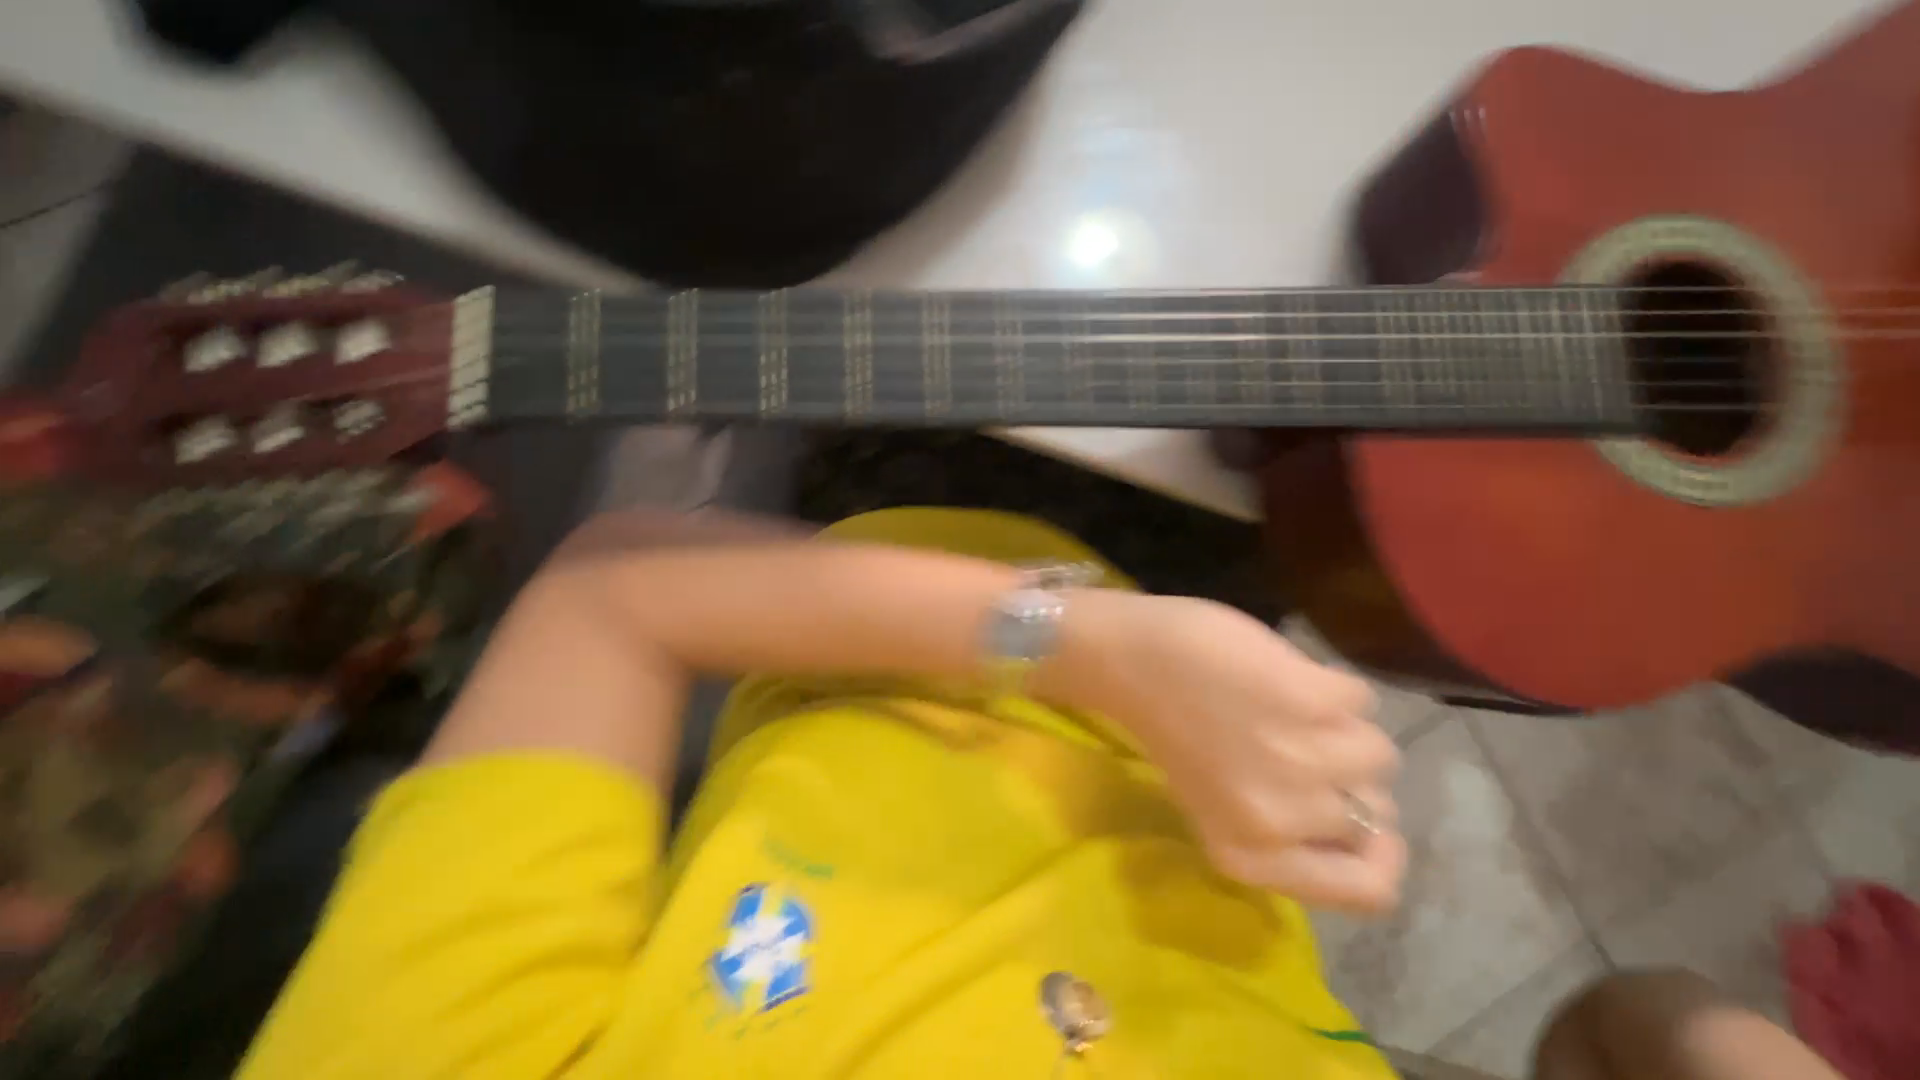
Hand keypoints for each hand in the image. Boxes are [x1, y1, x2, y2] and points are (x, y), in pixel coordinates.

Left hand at [1046, 591, 1405, 913]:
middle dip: (1348, 779)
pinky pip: (1361, 699)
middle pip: (1377, 813)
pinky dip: (1330, 684)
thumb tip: (1376, 832)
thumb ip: (1290, 836)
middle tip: (1299, 746)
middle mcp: (1279, 821)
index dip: (1380, 857)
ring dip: (1343, 728)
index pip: (1370, 892)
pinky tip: (1283, 679)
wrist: (1132, 663)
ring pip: (1379, 754)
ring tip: (1288, 711)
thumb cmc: (1173, 732)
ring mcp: (1299, 761)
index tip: (1364, 823)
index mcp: (1252, 857)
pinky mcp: (1311, 701)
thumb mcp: (1221, 810)